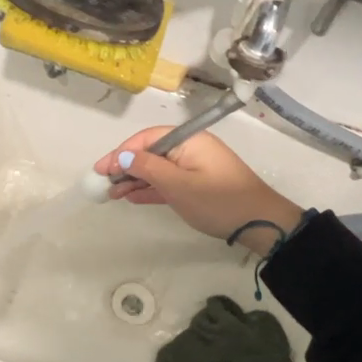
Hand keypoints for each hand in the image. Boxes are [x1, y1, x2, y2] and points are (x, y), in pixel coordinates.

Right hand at [93, 128, 303, 252]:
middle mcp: (190, 149)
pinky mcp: (197, 184)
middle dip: (125, 167)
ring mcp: (194, 167)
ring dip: (134, 180)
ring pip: (157, 169)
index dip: (121, 152)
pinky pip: (167, 181)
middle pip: (150, 152)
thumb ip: (147, 168)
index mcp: (188, 140)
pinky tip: (131, 196)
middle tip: (102, 184)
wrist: (260, 223)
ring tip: (112, 194)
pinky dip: (150, 189)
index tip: (101, 169)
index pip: (147, 138)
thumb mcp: (178, 185)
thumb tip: (122, 156)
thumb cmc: (218, 201)